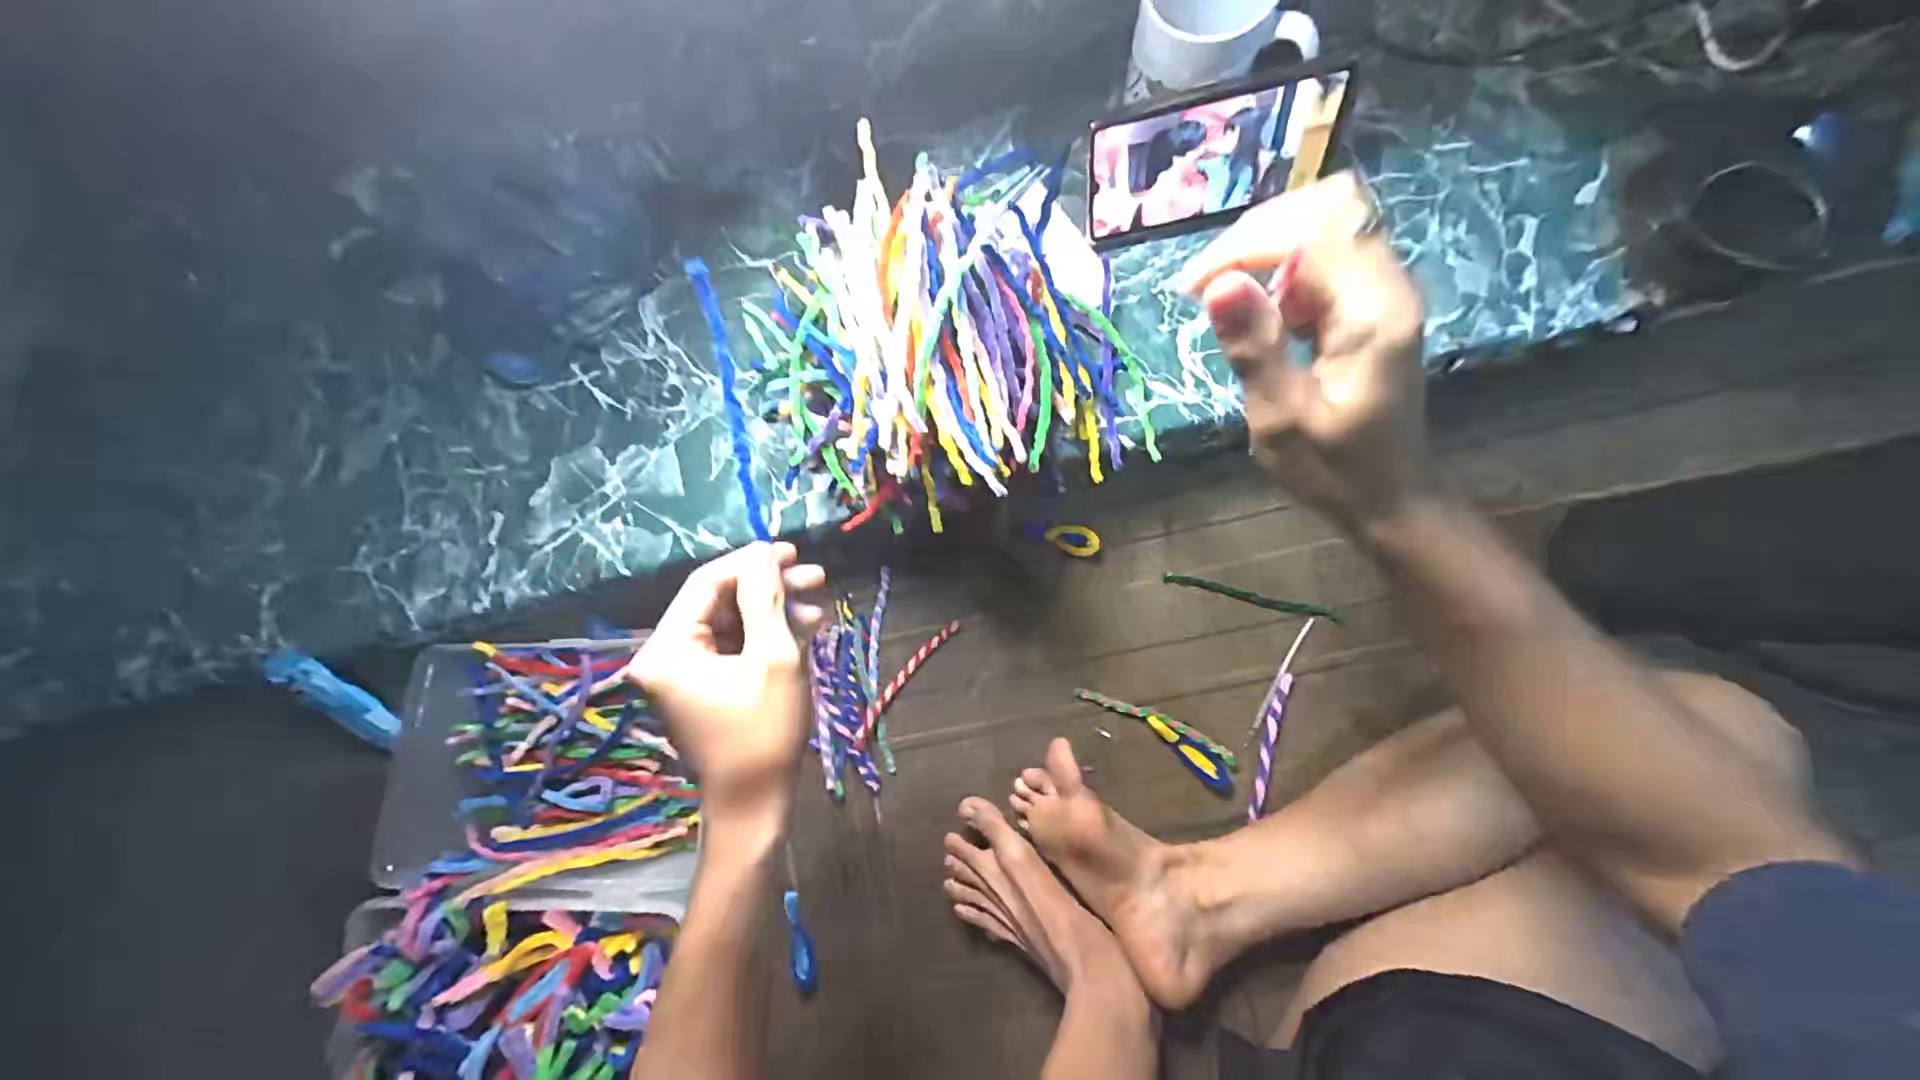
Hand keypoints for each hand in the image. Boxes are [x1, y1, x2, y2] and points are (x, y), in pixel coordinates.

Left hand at [623, 542, 826, 829]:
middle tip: (813, 574)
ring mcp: (683, 670)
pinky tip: (804, 627)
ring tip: (817, 602)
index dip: (750, 562)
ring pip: (732, 620)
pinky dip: (766, 634)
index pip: (706, 583)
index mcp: (668, 648)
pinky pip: (735, 644)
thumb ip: (765, 600)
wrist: (755, 804)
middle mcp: (665, 654)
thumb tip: (763, 553)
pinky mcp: (703, 683)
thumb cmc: (763, 733)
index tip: (792, 551)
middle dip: (768, 585)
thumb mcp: (773, 659)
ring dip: (774, 608)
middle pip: (720, 600)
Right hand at [1176, 172, 1430, 528]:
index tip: (1196, 287)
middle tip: (1208, 286)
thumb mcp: (1281, 418)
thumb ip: (1254, 348)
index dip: (1247, 243)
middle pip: (1328, 209)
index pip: (1315, 228)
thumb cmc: (1333, 470)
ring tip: (1229, 305)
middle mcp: (1388, 287)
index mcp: (1372, 313)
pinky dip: (1282, 275)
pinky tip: (1263, 317)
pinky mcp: (1371, 305)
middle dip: (1256, 236)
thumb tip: (1218, 284)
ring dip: (1266, 254)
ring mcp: (1384, 292)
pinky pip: (1325, 260)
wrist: (1391, 498)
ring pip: (1326, 227)